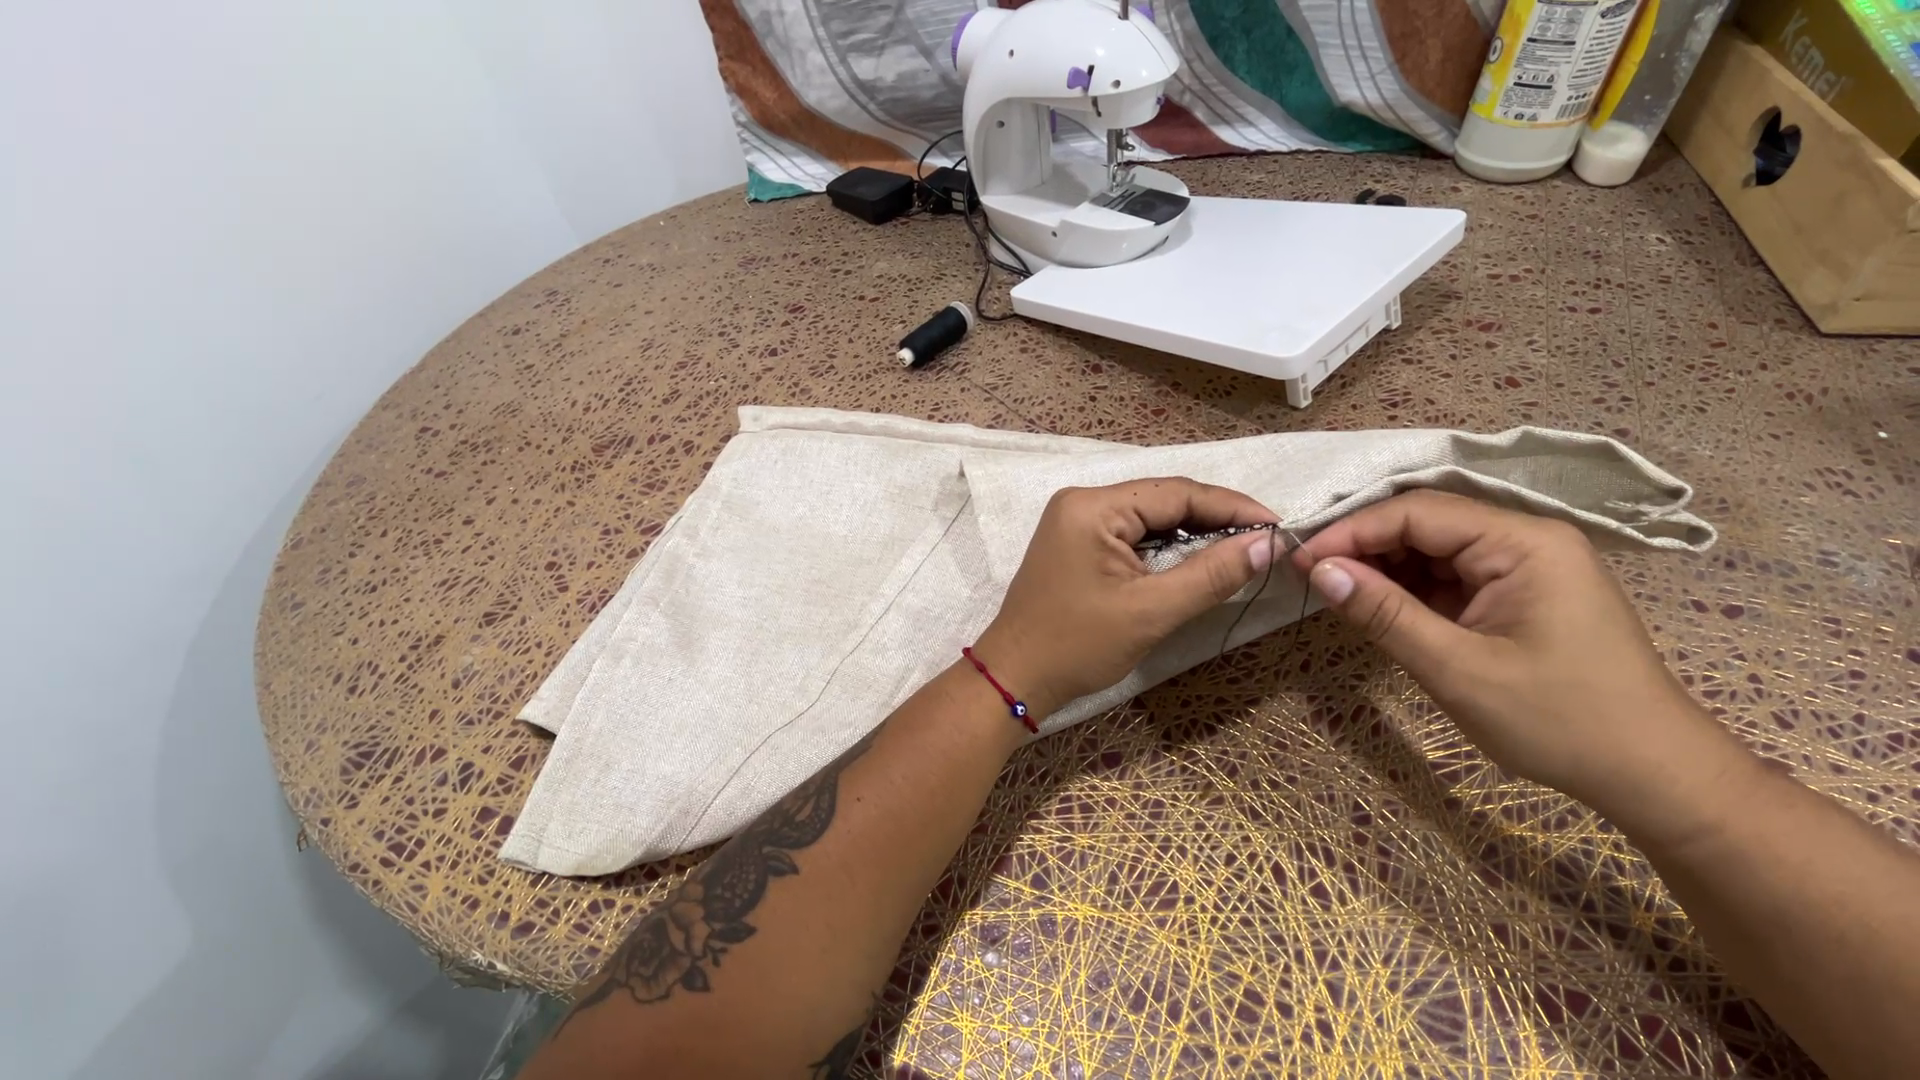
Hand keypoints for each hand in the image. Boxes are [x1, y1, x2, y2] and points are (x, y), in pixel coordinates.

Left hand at [973, 478, 1277, 722]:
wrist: (1015, 678)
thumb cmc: (1077, 645)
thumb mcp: (1151, 611)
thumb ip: (1211, 574)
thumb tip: (1267, 544)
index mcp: (1093, 507)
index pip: (1177, 492)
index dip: (1231, 506)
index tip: (1278, 524)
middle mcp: (1082, 502)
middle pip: (1164, 500)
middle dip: (1215, 519)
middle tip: (1264, 541)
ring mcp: (1076, 522)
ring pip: (1150, 518)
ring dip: (1193, 534)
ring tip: (1240, 551)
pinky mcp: (1077, 544)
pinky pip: (1132, 535)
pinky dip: (1166, 548)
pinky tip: (1195, 563)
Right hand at [1293, 490, 1733, 812]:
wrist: (1652, 774)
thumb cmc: (1558, 720)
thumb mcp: (1457, 669)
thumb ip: (1384, 613)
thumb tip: (1319, 570)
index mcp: (1524, 542)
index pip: (1418, 512)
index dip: (1353, 531)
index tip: (1301, 560)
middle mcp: (1528, 539)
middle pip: (1426, 523)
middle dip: (1365, 546)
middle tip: (1312, 577)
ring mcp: (1527, 566)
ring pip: (1436, 549)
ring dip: (1385, 568)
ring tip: (1337, 593)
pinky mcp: (1521, 594)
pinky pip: (1453, 576)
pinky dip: (1412, 590)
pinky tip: (1380, 607)